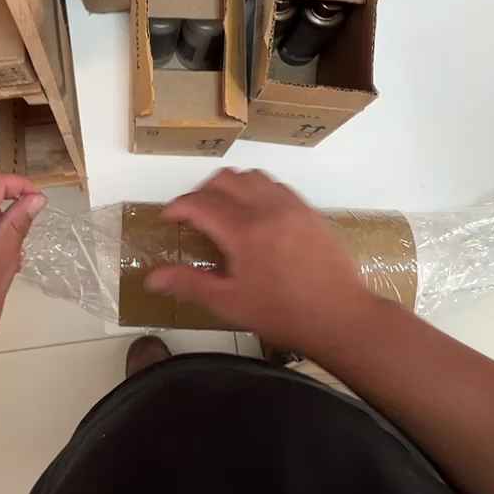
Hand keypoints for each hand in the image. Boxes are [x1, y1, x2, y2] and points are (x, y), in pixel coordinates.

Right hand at [145, 169, 393, 355]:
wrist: (340, 317)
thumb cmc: (283, 314)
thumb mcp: (230, 303)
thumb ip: (190, 283)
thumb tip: (153, 278)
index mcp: (244, 231)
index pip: (200, 203)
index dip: (178, 207)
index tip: (169, 218)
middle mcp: (268, 209)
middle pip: (225, 179)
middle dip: (202, 192)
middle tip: (194, 215)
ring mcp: (293, 207)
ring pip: (253, 177)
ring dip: (232, 187)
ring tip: (225, 211)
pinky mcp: (311, 212)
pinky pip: (277, 186)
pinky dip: (258, 192)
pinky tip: (257, 217)